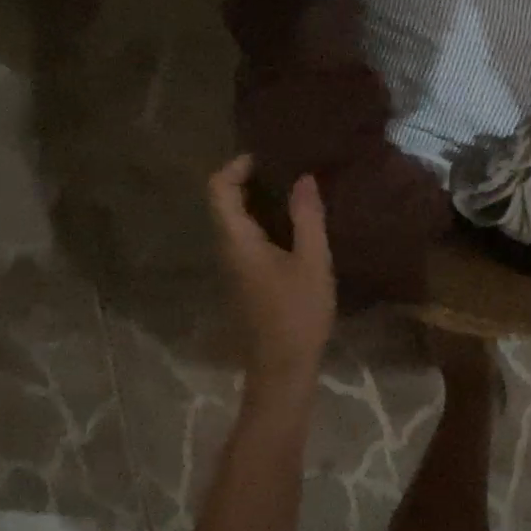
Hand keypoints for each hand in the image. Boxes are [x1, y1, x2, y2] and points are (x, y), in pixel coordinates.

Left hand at [207, 155, 336, 391]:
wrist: (282, 372)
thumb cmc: (297, 315)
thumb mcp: (313, 262)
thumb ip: (307, 218)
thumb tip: (303, 178)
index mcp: (237, 240)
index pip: (218, 188)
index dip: (236, 166)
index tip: (267, 157)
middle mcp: (226, 249)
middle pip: (223, 201)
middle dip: (249, 178)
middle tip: (286, 168)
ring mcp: (233, 266)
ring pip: (234, 220)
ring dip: (257, 200)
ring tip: (294, 190)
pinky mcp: (244, 279)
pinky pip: (245, 236)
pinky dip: (263, 220)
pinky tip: (294, 224)